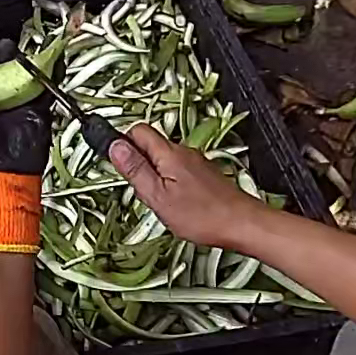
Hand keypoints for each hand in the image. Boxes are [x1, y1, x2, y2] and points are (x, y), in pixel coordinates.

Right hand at [107, 123, 272, 248]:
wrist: (241, 224)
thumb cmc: (202, 215)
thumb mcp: (157, 196)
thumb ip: (135, 170)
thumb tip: (115, 146)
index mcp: (169, 153)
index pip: (138, 130)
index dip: (122, 142)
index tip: (114, 160)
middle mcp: (184, 151)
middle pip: (150, 143)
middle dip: (136, 160)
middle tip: (134, 185)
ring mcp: (196, 162)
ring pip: (164, 157)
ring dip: (153, 172)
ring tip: (154, 198)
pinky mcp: (204, 174)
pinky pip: (178, 169)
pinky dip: (168, 180)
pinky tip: (172, 201)